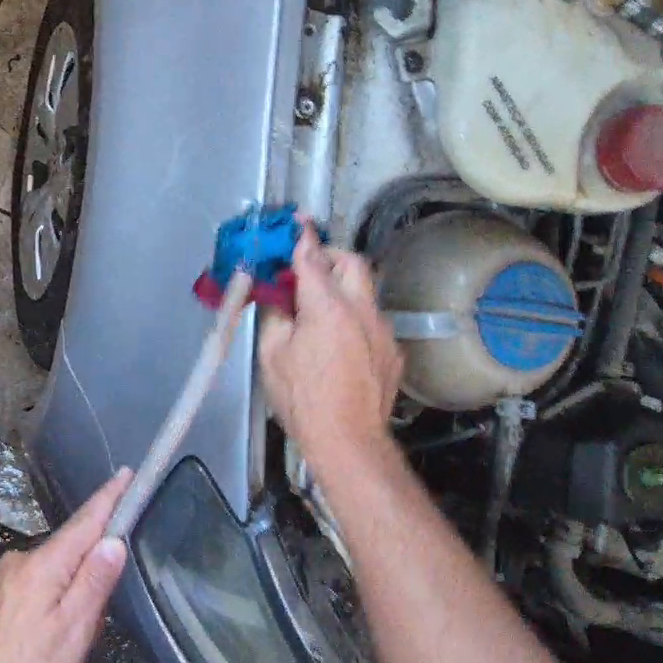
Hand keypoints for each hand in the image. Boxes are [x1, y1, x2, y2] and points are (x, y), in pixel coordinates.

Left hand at [0, 468, 132, 662]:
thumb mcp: (70, 633)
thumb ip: (93, 583)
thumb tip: (114, 539)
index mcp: (43, 565)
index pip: (85, 522)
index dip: (109, 498)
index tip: (127, 472)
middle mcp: (20, 560)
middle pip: (71, 550)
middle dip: (94, 570)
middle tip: (98, 621)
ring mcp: (3, 578)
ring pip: (54, 574)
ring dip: (72, 596)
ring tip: (70, 645)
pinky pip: (36, 588)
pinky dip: (53, 605)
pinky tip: (48, 641)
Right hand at [257, 223, 403, 467]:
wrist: (347, 439)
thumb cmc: (305, 401)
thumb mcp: (272, 356)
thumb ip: (276, 318)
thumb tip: (278, 301)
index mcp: (327, 308)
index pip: (312, 259)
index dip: (302, 237)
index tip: (297, 222)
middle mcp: (361, 312)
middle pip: (352, 263)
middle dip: (330, 256)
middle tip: (306, 267)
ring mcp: (381, 331)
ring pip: (364, 291)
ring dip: (341, 288)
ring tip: (317, 308)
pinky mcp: (390, 351)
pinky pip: (371, 320)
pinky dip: (352, 318)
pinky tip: (335, 342)